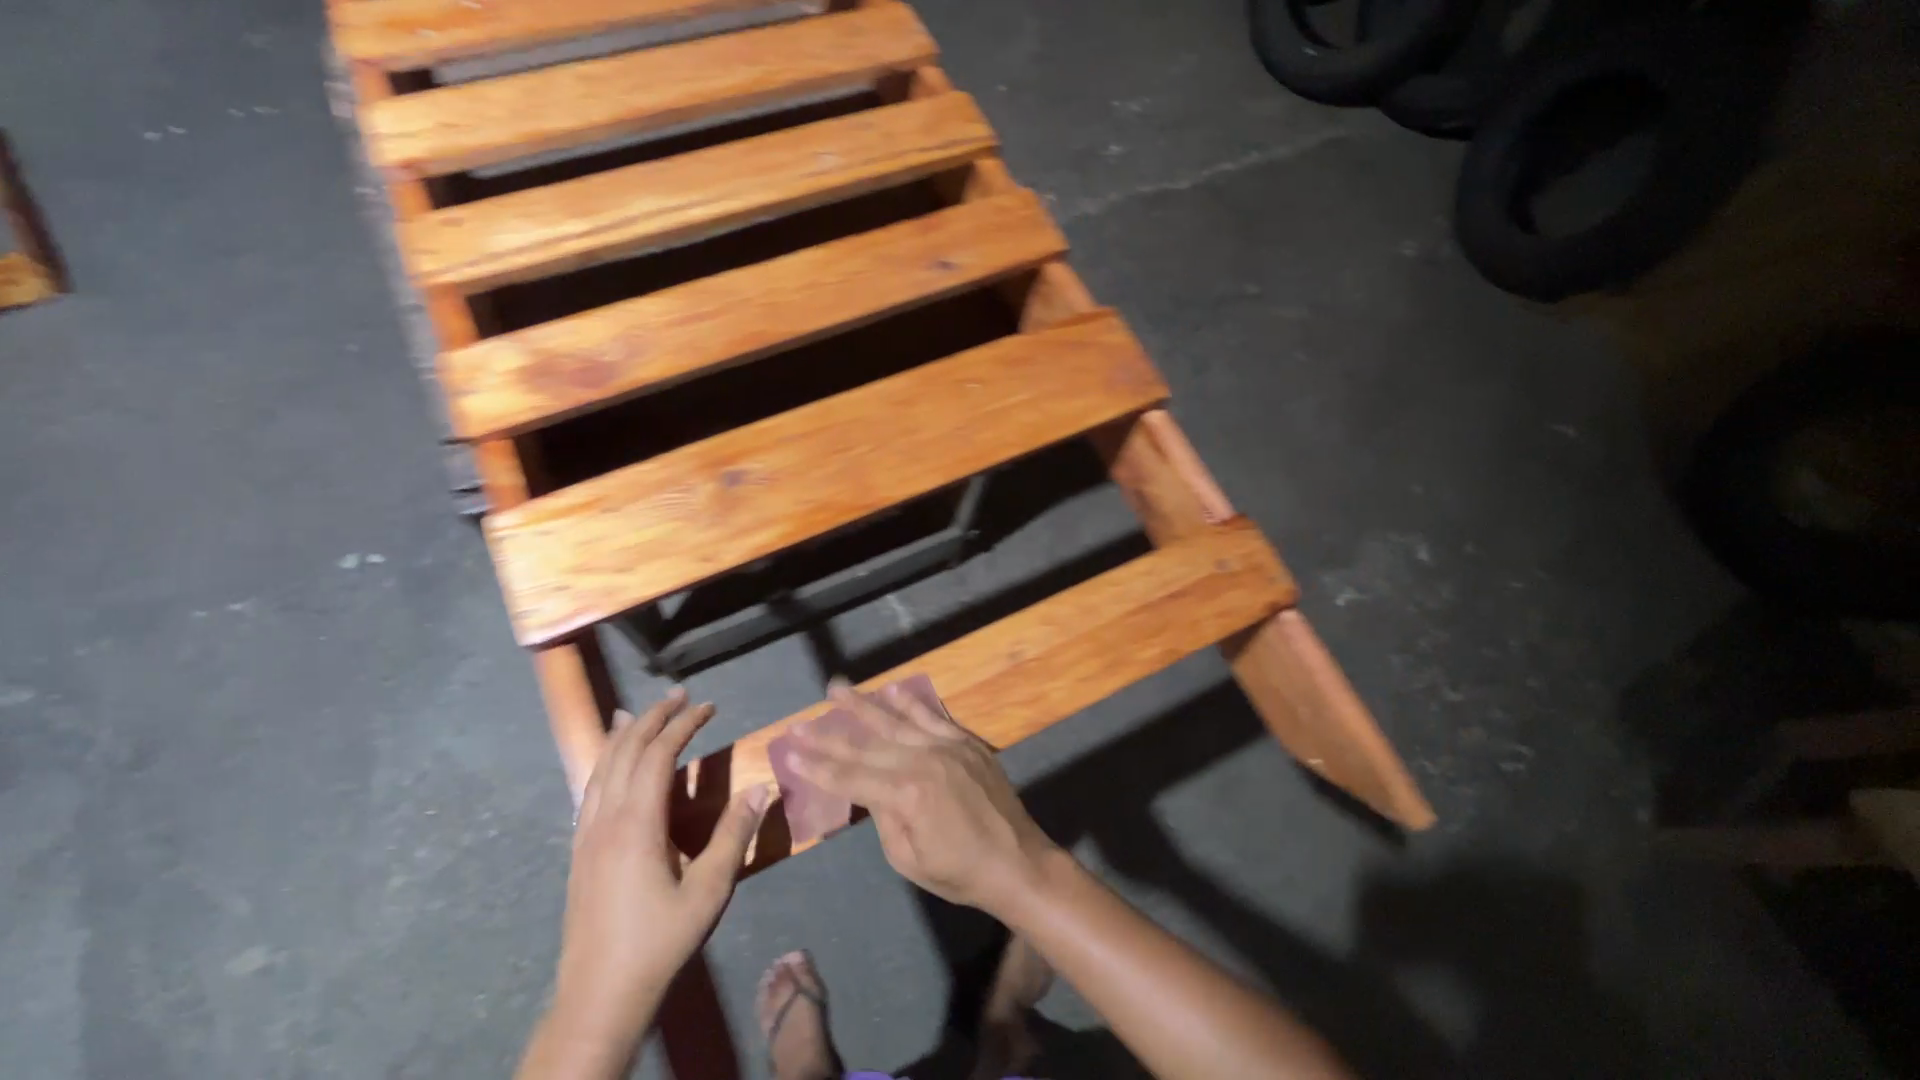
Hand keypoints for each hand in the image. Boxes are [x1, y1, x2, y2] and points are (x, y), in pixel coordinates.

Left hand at [553, 690, 770, 1046]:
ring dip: (623, 735)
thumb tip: (761, 786)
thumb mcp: (709, 891)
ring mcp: (586, 835)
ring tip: (636, 713)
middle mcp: (606, 819)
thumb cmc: (660, 940)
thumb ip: (733, 835)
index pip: (659, 755)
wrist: (599, 992)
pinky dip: (604, 763)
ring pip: (600, 768)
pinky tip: (610, 767)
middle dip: (652, 718)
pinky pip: (589, 790)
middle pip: (625, 751)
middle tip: (679, 696)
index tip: (708, 706)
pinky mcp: (579, 852)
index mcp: (637, 823)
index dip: (683, 725)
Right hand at [787, 679, 1060, 914]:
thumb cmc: (958, 872)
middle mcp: (923, 761)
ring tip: (836, 689)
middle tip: (799, 723)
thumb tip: (870, 789)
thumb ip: (883, 817)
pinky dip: (911, 702)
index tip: (789, 754)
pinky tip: (892, 690)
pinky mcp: (966, 743)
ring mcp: (947, 747)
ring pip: (897, 721)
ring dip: (863, 705)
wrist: (1017, 862)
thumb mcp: (907, 858)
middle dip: (828, 735)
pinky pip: (933, 716)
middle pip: (866, 744)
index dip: (816, 766)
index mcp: (905, 795)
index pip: (849, 777)